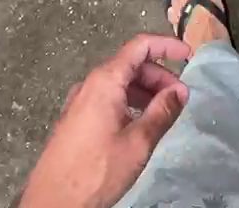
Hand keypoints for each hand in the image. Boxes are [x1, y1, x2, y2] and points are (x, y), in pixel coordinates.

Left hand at [16, 34, 192, 207]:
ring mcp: (79, 102)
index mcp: (105, 80)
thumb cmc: (97, 170)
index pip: (140, 45)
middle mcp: (90, 84)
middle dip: (159, 75)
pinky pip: (106, 98)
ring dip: (144, 91)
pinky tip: (137, 125)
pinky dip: (128, 102)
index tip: (188, 56)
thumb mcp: (138, 142)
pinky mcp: (74, 120)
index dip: (167, 45)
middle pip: (131, 64)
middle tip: (178, 97)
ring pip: (119, 83)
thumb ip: (162, 112)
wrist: (50, 205)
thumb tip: (181, 90)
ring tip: (161, 113)